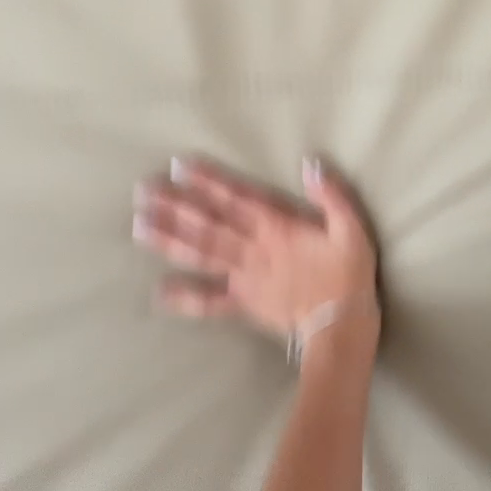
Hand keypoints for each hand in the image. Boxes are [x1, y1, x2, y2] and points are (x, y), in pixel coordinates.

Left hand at [134, 157, 378, 354]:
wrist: (340, 326)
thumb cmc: (347, 273)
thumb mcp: (351, 227)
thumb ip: (331, 195)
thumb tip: (309, 164)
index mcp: (277, 228)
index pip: (236, 198)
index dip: (209, 181)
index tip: (180, 167)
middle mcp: (252, 249)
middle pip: (209, 224)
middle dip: (176, 206)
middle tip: (143, 192)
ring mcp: (244, 279)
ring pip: (202, 255)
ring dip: (170, 241)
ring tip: (139, 227)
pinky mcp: (244, 305)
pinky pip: (210, 303)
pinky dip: (184, 298)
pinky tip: (158, 293)